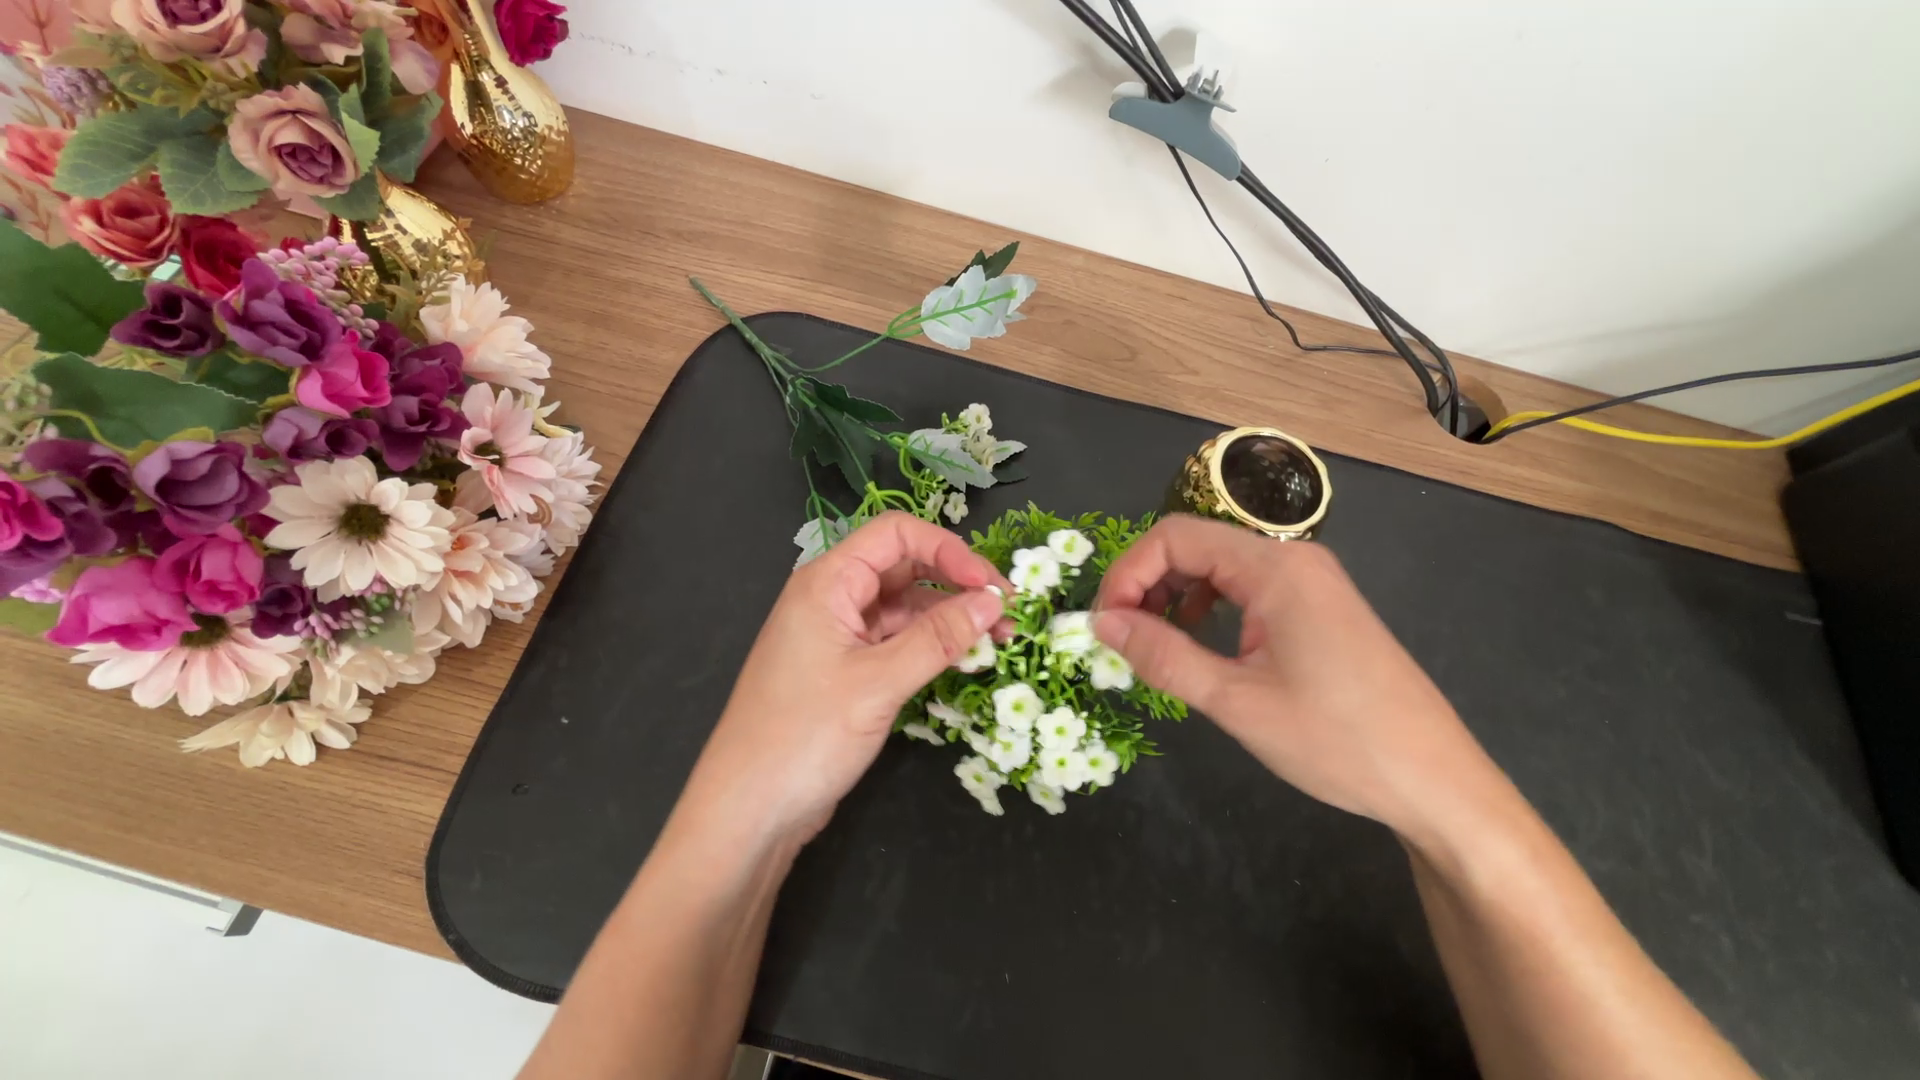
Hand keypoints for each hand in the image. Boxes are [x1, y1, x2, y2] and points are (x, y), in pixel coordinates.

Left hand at [679, 512, 1010, 847]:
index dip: (948, 550)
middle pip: (904, 568)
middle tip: (1007, 612)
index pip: (895, 534)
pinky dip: (932, 647)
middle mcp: (832, 599)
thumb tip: (993, 601)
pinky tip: (967, 660)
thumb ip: (938, 638)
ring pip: (905, 609)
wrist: (748, 809)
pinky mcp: (847, 671)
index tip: (989, 585)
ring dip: (950, 619)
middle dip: (957, 584)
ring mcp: (839, 637)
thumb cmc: (804, 736)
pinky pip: (897, 642)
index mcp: (827, 582)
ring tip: (1000, 640)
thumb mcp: (878, 683)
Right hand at [1092, 515, 1499, 831]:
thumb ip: (1163, 655)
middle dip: (1147, 584)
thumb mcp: (1236, 701)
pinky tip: (1202, 644)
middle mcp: (1294, 560)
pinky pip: (1248, 589)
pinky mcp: (1319, 608)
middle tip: (1121, 637)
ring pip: (1220, 567)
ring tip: (1154, 643)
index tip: (1104, 624)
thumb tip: (1102, 623)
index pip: (1176, 537)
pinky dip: (1210, 608)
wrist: (1436, 782)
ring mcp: (1311, 582)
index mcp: (1275, 569)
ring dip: (1176, 596)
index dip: (1128, 573)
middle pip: (1196, 545)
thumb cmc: (1336, 741)